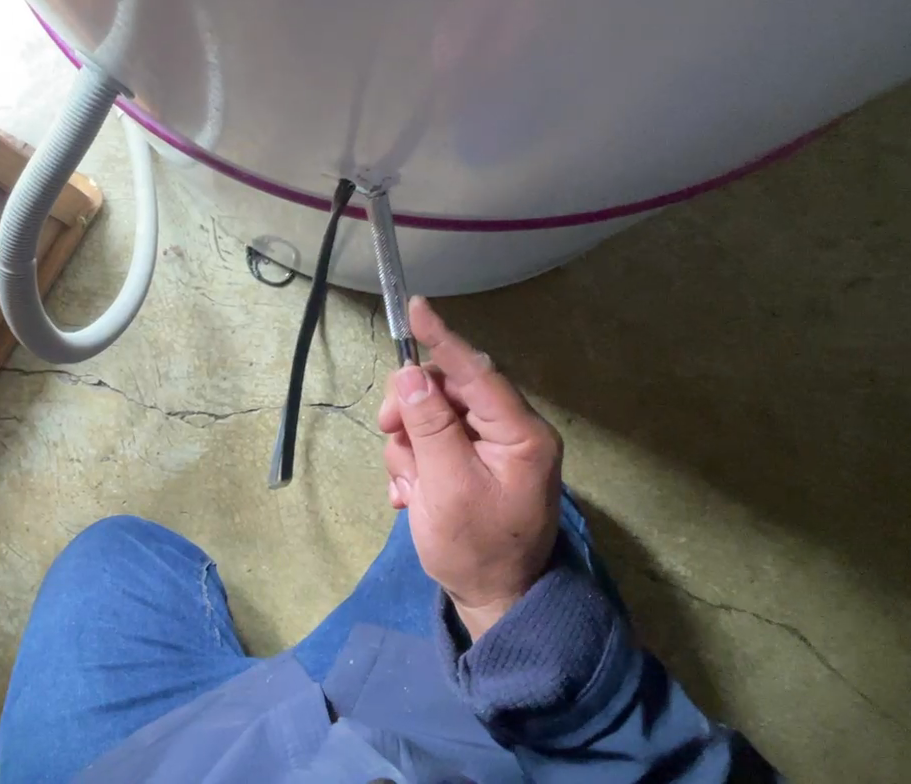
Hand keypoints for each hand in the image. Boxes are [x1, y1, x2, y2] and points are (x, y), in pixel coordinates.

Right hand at [377, 297, 564, 640]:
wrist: (492, 602)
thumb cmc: (476, 548)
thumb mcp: (447, 487)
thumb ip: (430, 426)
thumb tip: (410, 374)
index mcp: (521, 433)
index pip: (477, 372)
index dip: (443, 339)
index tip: (416, 308)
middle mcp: (509, 432)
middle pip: (449, 391)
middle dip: (412, 410)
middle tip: (390, 431)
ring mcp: (489, 448)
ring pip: (432, 415)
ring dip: (410, 446)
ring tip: (411, 487)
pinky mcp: (471, 463)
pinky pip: (431, 442)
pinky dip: (414, 463)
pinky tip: (411, 495)